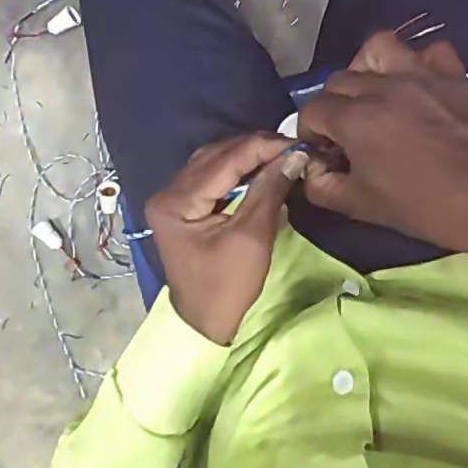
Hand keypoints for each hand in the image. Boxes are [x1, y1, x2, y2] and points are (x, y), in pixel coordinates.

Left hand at [145, 132, 305, 344]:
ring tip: (281, 155)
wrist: (205, 324)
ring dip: (247, 156)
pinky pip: (211, 176)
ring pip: (213, 161)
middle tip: (293, 148)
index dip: (263, 147)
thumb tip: (294, 156)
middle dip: (256, 148)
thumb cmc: (226, 287)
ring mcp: (172, 198)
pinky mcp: (182, 206)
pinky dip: (237, 170)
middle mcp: (167, 192)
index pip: (224, 160)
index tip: (299, 144)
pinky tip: (261, 168)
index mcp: (176, 201)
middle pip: (216, 155)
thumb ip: (269, 190)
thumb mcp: (252, 238)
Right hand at [299, 32, 467, 265]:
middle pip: (338, 80)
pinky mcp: (452, 74)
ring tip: (373, 96)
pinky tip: (415, 87)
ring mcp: (420, 75)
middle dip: (333, 107)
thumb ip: (321, 185)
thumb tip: (309, 166)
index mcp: (356, 120)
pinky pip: (426, 51)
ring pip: (376, 49)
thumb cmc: (425, 208)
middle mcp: (383, 87)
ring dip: (366, 70)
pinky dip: (415, 64)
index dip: (310, 133)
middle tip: (347, 134)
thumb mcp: (360, 206)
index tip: (324, 152)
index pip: (312, 110)